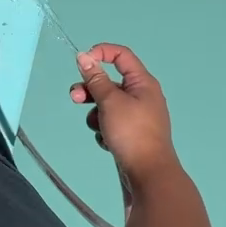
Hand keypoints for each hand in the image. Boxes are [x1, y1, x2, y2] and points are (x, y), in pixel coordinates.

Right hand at [70, 43, 180, 184]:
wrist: (148, 174)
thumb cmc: (132, 132)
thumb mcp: (110, 101)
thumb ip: (95, 78)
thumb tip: (84, 57)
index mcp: (142, 83)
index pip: (121, 55)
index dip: (100, 52)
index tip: (81, 62)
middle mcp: (140, 96)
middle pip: (108, 81)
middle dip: (89, 89)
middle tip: (76, 98)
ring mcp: (136, 116)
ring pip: (105, 104)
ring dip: (96, 113)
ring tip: (98, 127)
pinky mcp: (129, 133)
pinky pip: (109, 122)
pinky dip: (104, 129)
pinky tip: (107, 141)